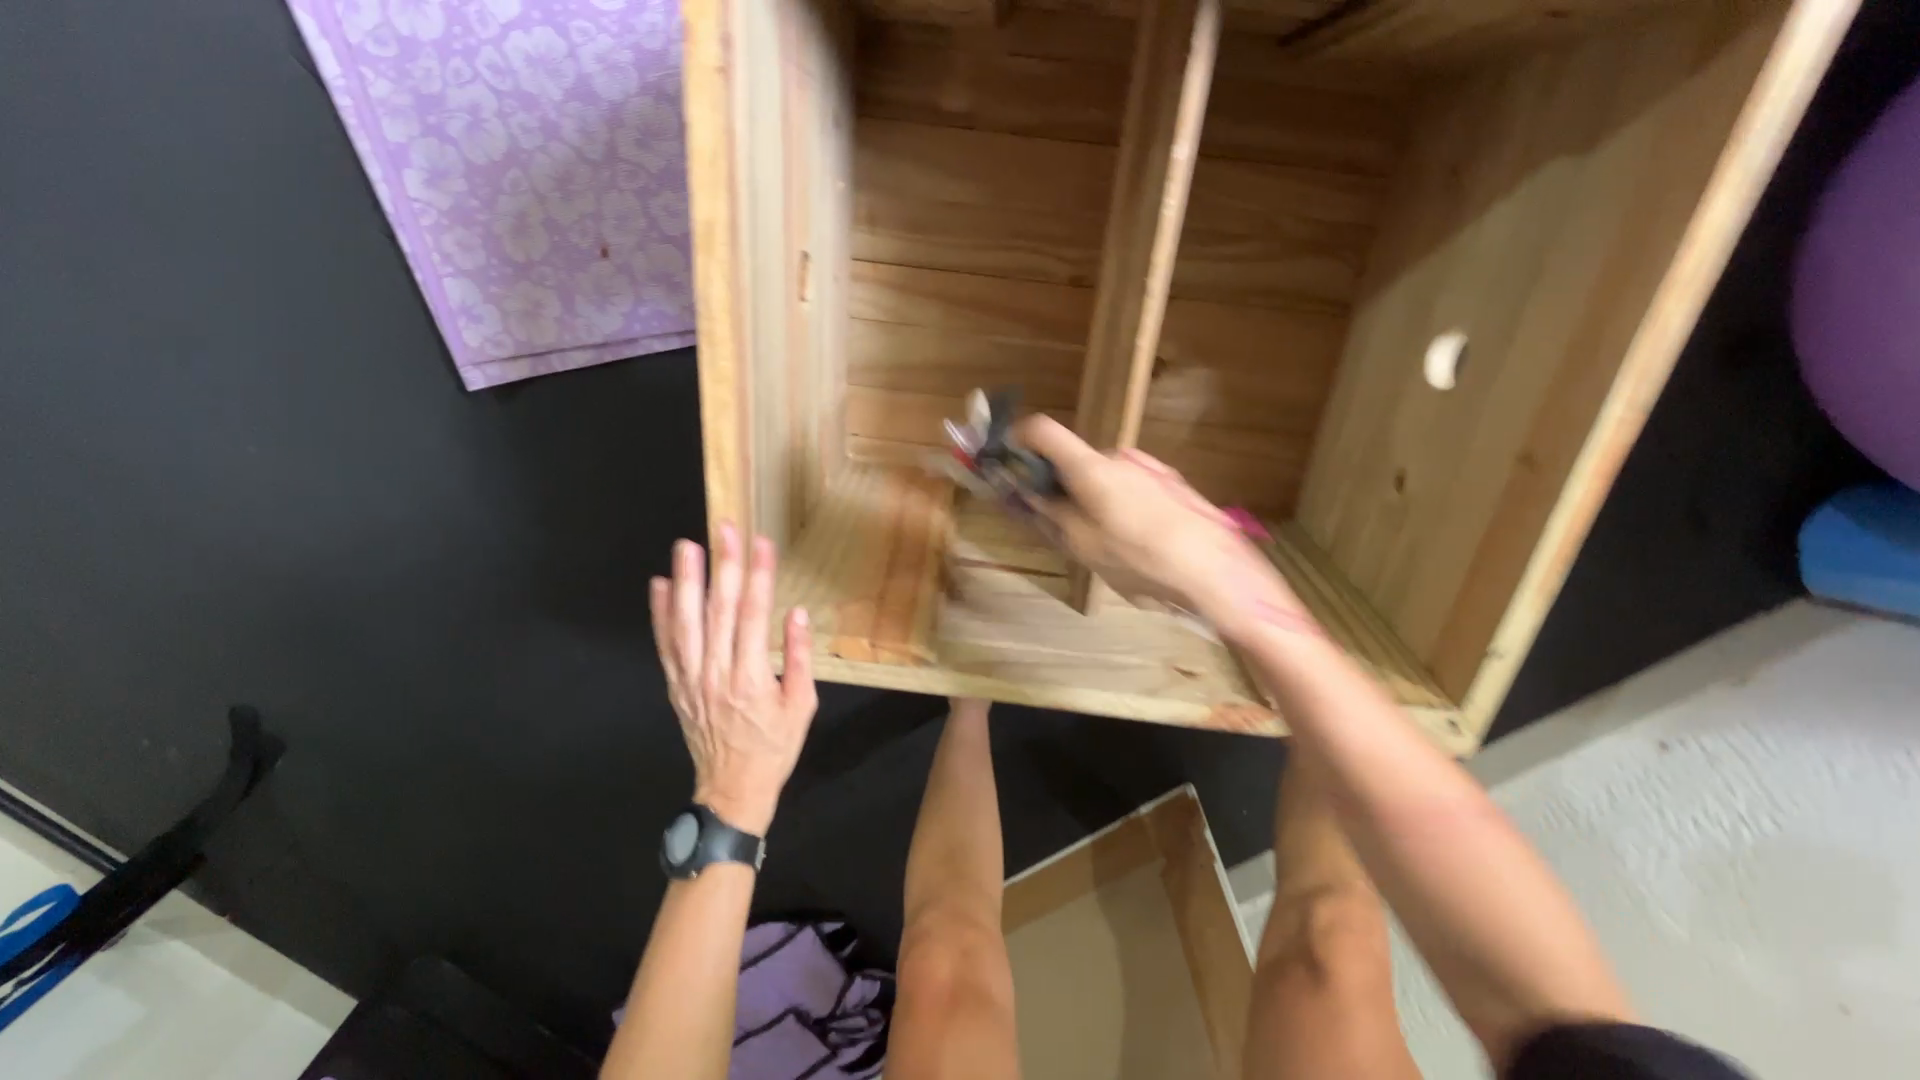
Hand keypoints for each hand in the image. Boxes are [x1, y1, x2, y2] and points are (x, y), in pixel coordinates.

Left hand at [650, 524, 817, 835]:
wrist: (733, 789)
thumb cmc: (774, 747)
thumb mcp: (801, 706)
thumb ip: (798, 658)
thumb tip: (796, 613)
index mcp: (752, 679)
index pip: (754, 616)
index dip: (758, 576)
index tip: (762, 543)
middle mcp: (716, 674)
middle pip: (718, 611)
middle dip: (722, 566)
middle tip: (723, 529)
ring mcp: (691, 680)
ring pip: (686, 623)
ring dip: (686, 582)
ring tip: (686, 546)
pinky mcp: (676, 686)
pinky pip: (666, 646)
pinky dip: (661, 615)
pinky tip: (661, 586)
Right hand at [1013, 415, 1311, 639]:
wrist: (1217, 572)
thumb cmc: (1142, 561)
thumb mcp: (1086, 547)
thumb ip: (1055, 515)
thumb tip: (1033, 494)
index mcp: (1092, 468)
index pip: (1044, 431)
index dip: (1020, 439)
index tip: (1008, 460)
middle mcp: (1120, 459)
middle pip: (1076, 461)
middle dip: (1059, 485)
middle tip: (1054, 523)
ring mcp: (1150, 470)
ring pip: (1104, 479)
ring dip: (1091, 500)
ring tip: (1102, 545)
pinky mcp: (1172, 486)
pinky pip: (1129, 489)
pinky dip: (1118, 507)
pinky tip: (1135, 546)